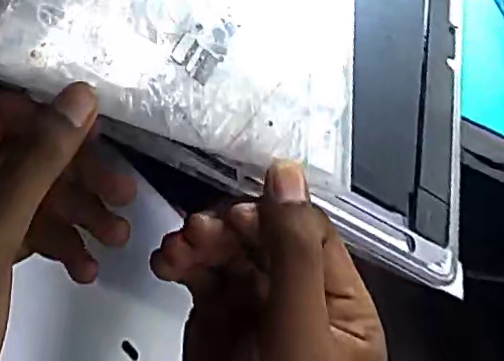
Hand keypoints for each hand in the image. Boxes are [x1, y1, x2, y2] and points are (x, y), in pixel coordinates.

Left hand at [0, 83, 136, 360]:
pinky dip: (57, 242)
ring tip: (112, 231)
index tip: (94, 129)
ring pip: (27, 195)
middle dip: (72, 174)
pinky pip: (23, 230)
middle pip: (20, 156)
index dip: (48, 119)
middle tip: (115, 188)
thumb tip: (74, 103)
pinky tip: (82, 262)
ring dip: (74, 211)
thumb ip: (36, 161)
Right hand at [150, 161, 385, 360]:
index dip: (268, 213)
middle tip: (197, 234)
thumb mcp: (302, 332)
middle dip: (223, 226)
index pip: (304, 228)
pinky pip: (199, 270)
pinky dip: (179, 259)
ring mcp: (254, 305)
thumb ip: (294, 252)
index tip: (236, 218)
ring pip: (224, 246)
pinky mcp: (217, 316)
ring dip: (195, 238)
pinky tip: (166, 262)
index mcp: (336, 301)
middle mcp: (296, 295)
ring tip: (176, 252)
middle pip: (258, 231)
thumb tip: (286, 171)